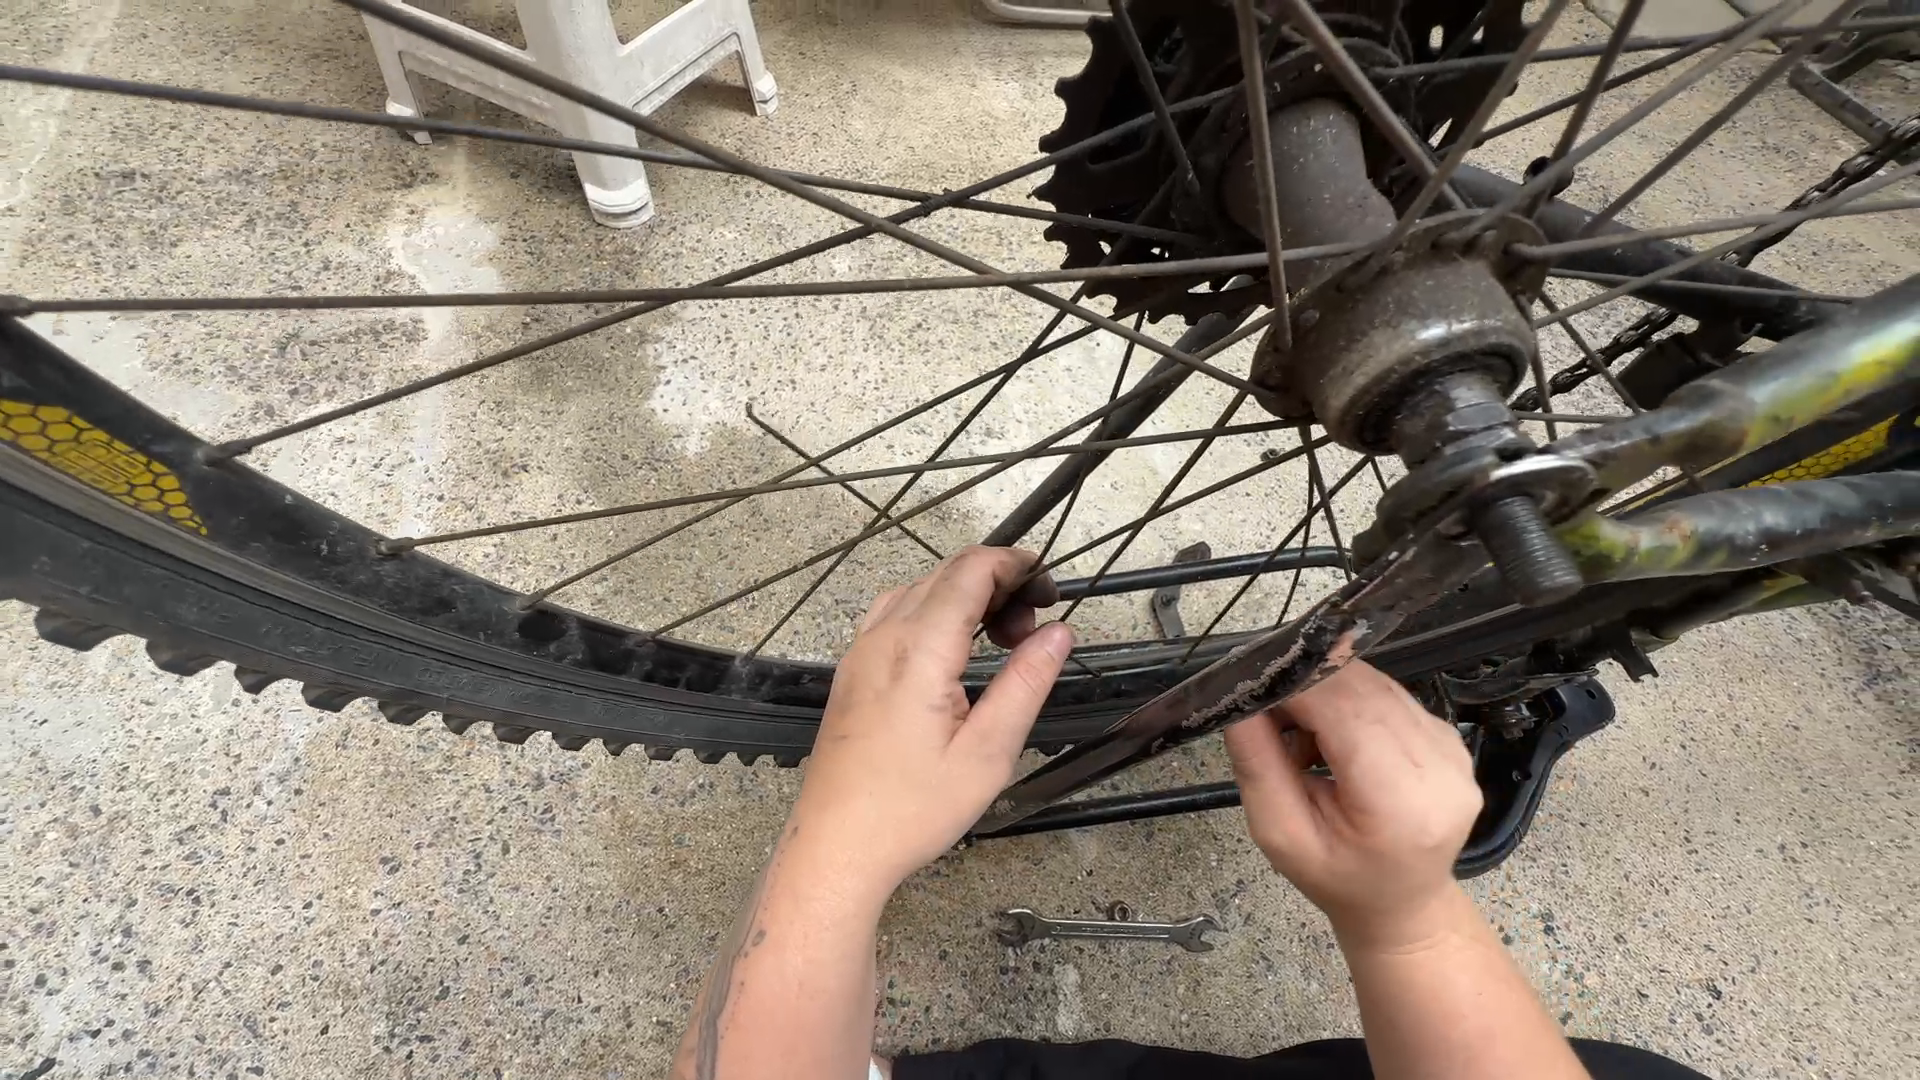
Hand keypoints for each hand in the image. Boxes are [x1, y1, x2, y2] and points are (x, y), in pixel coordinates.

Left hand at [791, 546, 1072, 893]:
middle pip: (946, 572)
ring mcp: (861, 649)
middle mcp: (884, 635)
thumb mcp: (987, 753)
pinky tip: (952, 648)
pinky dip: (934, 610)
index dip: (1014, 564)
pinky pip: (896, 612)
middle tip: (1032, 629)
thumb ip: (1026, 683)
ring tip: (1000, 638)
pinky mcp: (852, 668)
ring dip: (966, 595)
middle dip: (998, 582)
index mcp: (919, 649)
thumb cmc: (912, 808)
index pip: (970, 570)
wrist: (836, 845)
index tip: (1048, 585)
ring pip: (920, 588)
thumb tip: (1058, 632)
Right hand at [1224, 661, 1481, 952]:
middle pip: (1360, 689)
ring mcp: (1451, 748)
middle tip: (1264, 710)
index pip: (1346, 711)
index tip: (1252, 686)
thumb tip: (1238, 698)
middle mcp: (1440, 767)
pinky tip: (1328, 734)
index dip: (1296, 687)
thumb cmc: (1335, 876)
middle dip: (1303, 685)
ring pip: (1371, 682)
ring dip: (1323, 691)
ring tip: (1294, 731)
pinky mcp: (1448, 735)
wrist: (1402, 902)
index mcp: (1401, 803)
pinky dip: (1345, 700)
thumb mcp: (1277, 832)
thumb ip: (1256, 762)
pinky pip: (1385, 692)